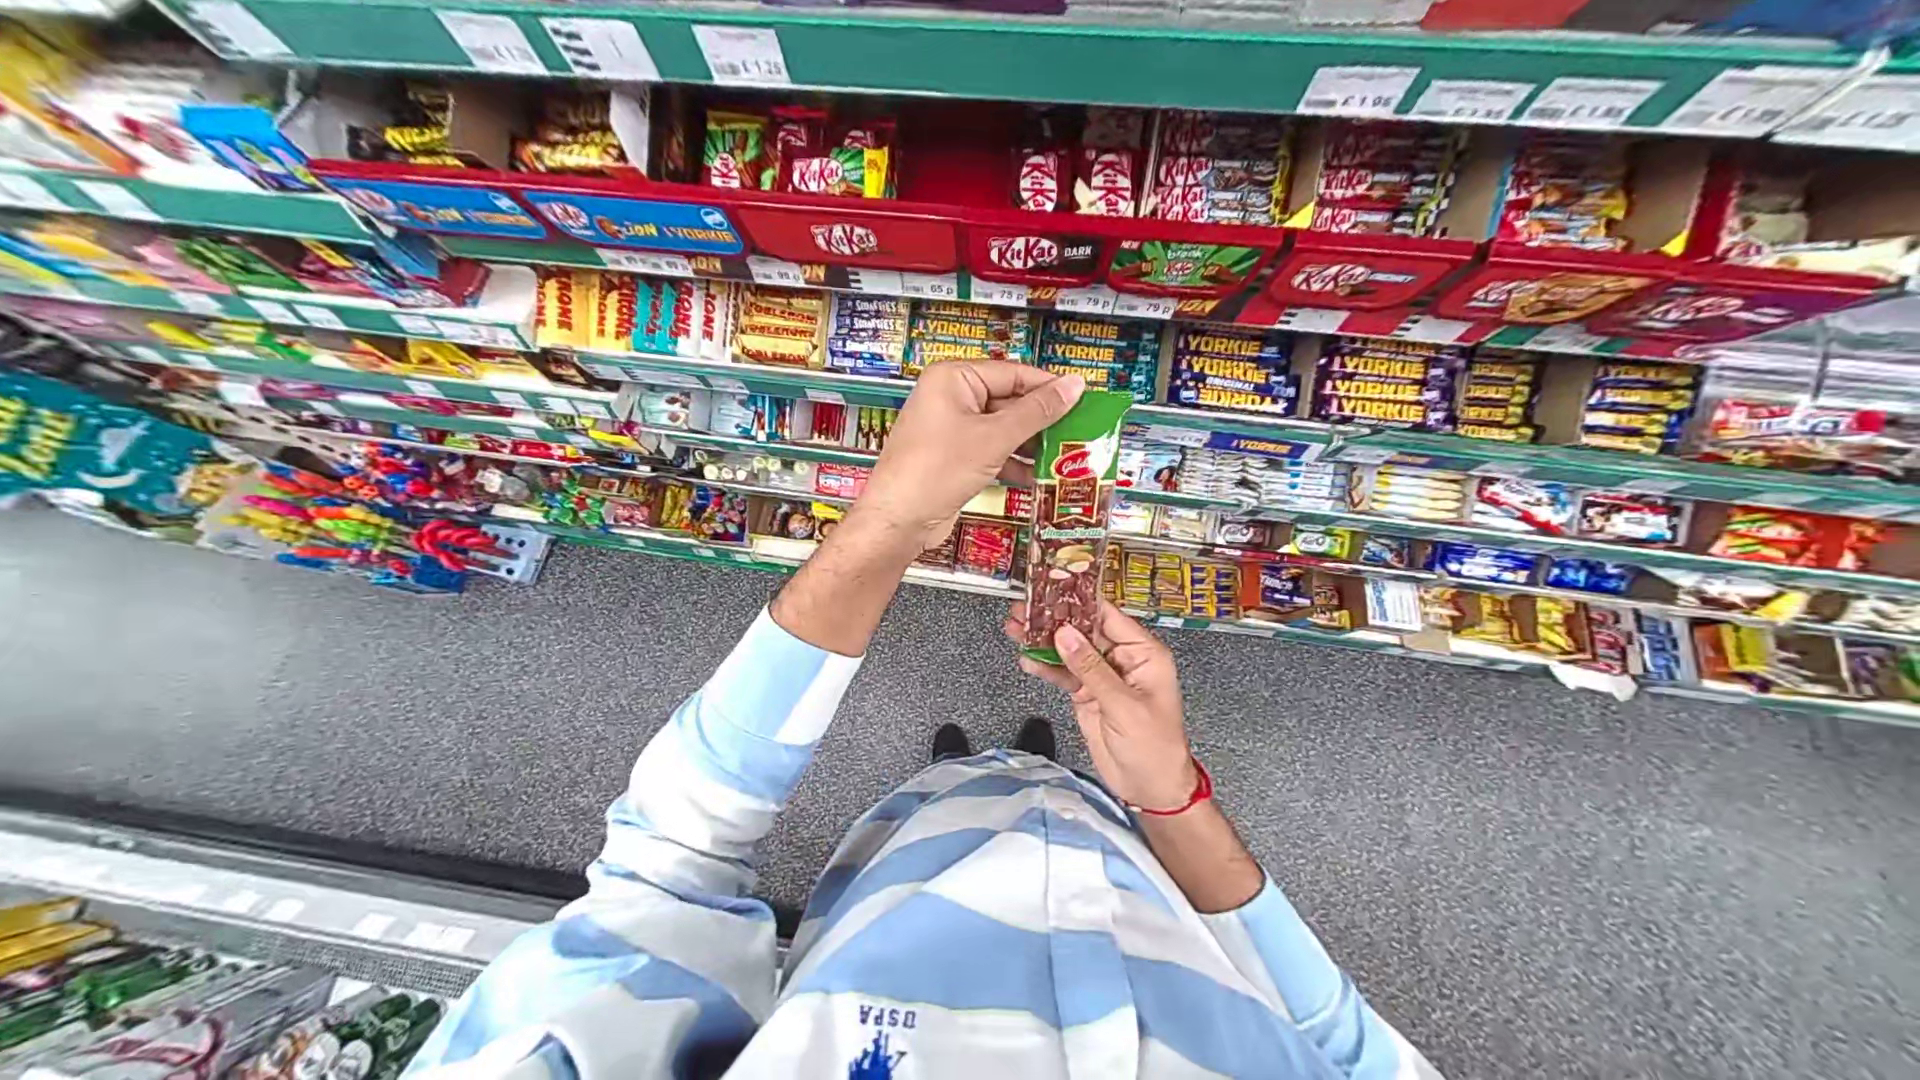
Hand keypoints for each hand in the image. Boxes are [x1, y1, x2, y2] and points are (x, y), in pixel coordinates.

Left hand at [855, 362, 1082, 550]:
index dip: (1047, 387)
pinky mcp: (952, 457)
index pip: (1012, 372)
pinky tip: (1033, 475)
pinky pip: (990, 451)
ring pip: (1001, 429)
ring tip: (1060, 455)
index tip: (1078, 397)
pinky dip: (1011, 462)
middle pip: (1008, 401)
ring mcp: (950, 430)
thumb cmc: (929, 472)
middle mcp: (949, 399)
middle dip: (1040, 420)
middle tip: (1074, 429)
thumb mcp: (994, 437)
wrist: (899, 520)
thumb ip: (1037, 411)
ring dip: (1029, 444)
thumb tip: (1071, 387)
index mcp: (952, 379)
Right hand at [1005, 600, 1197, 810]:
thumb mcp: (1124, 705)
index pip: (1108, 617)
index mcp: (1143, 653)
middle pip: (1083, 630)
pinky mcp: (1087, 694)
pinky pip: (1063, 673)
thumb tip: (1065, 635)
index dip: (1080, 602)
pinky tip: (1027, 659)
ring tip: (1016, 628)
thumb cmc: (1155, 747)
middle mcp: (1122, 660)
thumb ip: (1091, 669)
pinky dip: (1044, 666)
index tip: (1053, 590)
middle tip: (1024, 609)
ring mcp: (1102, 676)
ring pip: (1068, 650)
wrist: (1151, 789)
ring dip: (1042, 641)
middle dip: (1053, 620)